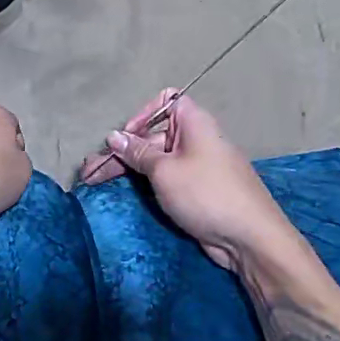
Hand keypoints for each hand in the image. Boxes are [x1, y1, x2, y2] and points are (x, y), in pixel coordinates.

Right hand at [77, 90, 295, 272]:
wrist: (249, 238)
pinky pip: (164, 178)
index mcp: (193, 122)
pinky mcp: (194, 190)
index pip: (164, 101)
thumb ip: (137, 152)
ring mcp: (195, 166)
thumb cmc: (205, 194)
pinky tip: (121, 191)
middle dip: (122, 150)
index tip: (124, 139)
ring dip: (126, 168)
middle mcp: (195, 138)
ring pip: (155, 159)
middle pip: (152, 135)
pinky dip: (143, 182)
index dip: (141, 116)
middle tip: (90, 170)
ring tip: (93, 180)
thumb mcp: (164, 170)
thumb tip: (114, 136)